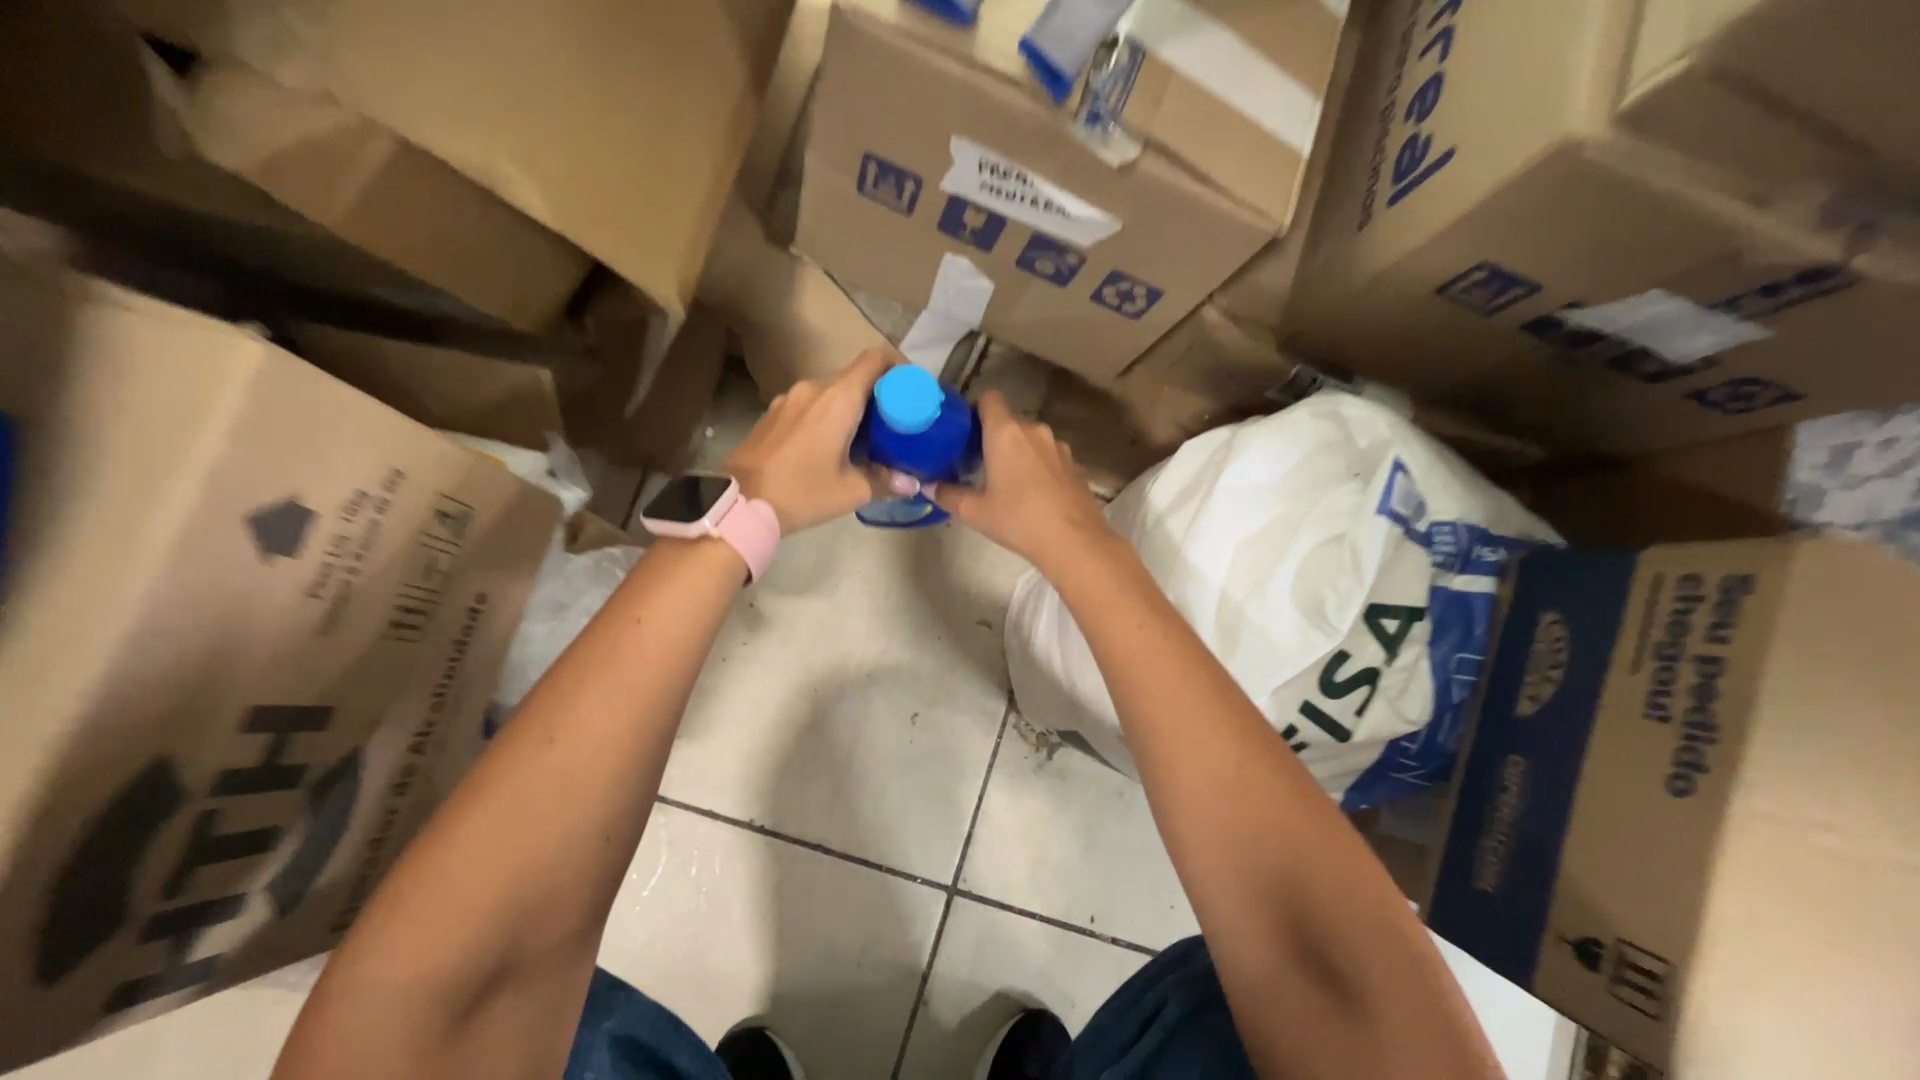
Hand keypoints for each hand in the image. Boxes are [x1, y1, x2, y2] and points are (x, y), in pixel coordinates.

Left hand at [726, 348, 896, 532]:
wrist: (738, 503)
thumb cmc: (800, 492)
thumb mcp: (850, 491)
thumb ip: (884, 481)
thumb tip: (911, 483)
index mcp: (838, 398)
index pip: (876, 359)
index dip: (899, 367)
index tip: (912, 391)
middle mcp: (813, 388)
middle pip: (855, 377)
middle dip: (878, 396)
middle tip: (895, 425)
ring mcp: (789, 399)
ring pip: (831, 392)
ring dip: (851, 409)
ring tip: (864, 439)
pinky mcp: (773, 414)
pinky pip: (810, 405)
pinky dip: (827, 417)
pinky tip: (830, 447)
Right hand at [931, 391, 1115, 569]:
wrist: (1074, 541)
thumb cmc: (1018, 520)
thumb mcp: (975, 511)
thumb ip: (948, 494)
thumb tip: (927, 486)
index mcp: (1006, 432)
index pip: (989, 398)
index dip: (975, 409)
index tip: (964, 431)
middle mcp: (1034, 430)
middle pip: (1009, 420)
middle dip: (993, 436)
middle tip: (978, 462)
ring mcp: (1059, 446)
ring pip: (1031, 438)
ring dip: (1018, 451)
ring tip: (1007, 479)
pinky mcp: (1075, 465)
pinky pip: (1049, 456)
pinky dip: (1038, 466)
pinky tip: (1034, 493)